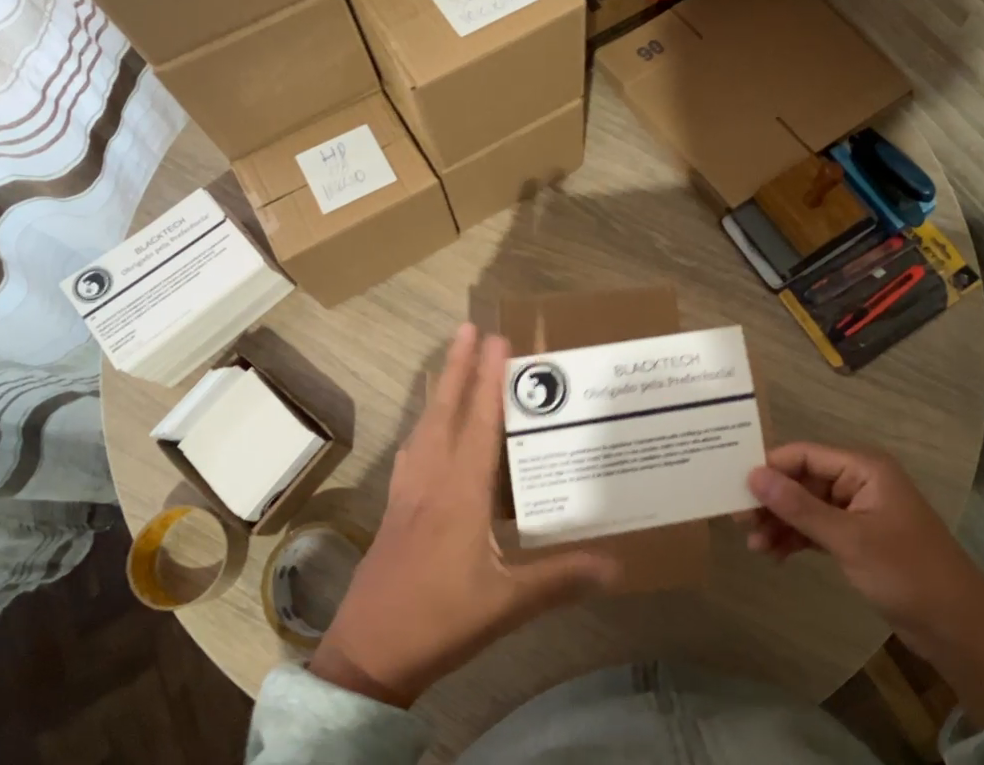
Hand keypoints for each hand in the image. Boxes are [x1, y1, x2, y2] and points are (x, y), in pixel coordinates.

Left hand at [309, 325, 621, 706]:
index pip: (478, 424)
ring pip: (423, 429)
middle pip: (444, 412)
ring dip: (439, 392)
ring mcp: (407, 496)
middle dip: (457, 368)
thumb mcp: (506, 605)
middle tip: (468, 328)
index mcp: (458, 495)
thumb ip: (560, 580)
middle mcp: (429, 483)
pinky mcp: (395, 512)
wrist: (367, 654)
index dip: (489, 380)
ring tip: (450, 365)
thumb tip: (617, 565)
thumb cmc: (438, 623)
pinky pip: (412, 452)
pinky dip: (425, 427)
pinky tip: (428, 432)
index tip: (497, 339)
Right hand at [746, 443, 983, 728]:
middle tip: (740, 523)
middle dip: (771, 501)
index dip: (768, 469)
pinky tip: (775, 554)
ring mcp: (859, 511)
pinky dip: (797, 539)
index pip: (803, 455)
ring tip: (755, 547)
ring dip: (780, 523)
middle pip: (802, 480)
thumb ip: (798, 507)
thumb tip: (752, 475)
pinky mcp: (859, 539)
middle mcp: (859, 482)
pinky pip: (817, 528)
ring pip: (806, 507)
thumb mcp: (848, 539)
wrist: (957, 626)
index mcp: (863, 468)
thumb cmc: (906, 572)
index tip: (734, 490)